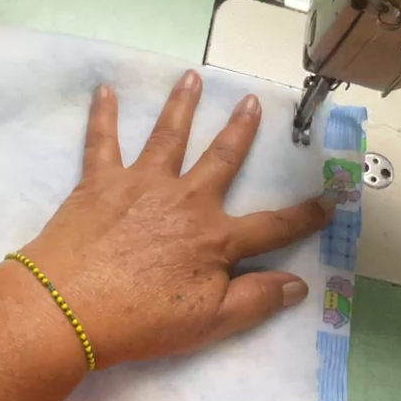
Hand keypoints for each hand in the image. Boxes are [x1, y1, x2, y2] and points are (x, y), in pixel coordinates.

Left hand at [14, 70, 332, 366]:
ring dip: (182, 106)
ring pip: (168, 137)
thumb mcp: (210, 322)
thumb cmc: (141, 320)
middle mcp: (185, 200)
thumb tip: (299, 285)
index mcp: (215, 238)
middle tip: (251, 102)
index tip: (331, 198)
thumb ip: (256, 300)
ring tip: (191, 78)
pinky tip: (103, 90)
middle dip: (240, 131)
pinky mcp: (100, 182)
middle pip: (221, 160)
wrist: (68, 308)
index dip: (305, 216)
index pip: (272, 227)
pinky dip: (103, 115)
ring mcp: (142, 185)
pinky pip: (102, 141)